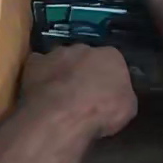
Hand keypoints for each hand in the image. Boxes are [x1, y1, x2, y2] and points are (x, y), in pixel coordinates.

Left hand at [18, 44, 137, 138]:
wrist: (63, 115)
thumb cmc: (101, 111)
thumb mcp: (127, 108)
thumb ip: (122, 94)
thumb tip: (118, 95)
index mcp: (111, 55)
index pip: (113, 62)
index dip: (108, 78)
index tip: (105, 93)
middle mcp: (84, 47)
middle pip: (85, 58)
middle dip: (84, 71)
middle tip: (82, 94)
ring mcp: (56, 53)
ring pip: (61, 60)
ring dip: (62, 72)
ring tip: (59, 95)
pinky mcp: (34, 62)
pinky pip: (39, 66)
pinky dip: (40, 76)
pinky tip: (40, 92)